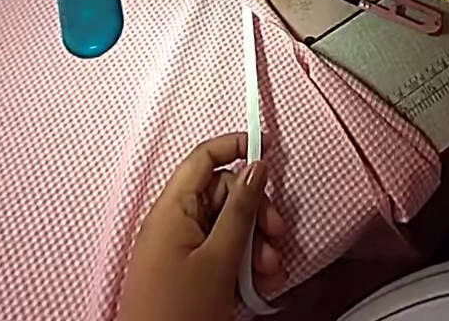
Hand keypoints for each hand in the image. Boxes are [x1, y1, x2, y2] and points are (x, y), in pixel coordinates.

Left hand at [119, 133, 286, 320]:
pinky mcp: (185, 274)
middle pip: (223, 193)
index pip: (204, 158)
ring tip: (271, 270)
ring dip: (254, 241)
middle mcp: (172, 223)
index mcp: (172, 210)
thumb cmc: (182, 314)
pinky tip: (261, 282)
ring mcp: (178, 249)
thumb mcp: (220, 259)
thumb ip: (240, 208)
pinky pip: (219, 250)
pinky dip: (242, 260)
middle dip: (255, 210)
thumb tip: (256, 166)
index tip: (267, 146)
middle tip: (276, 233)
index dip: (235, 145)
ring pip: (226, 224)